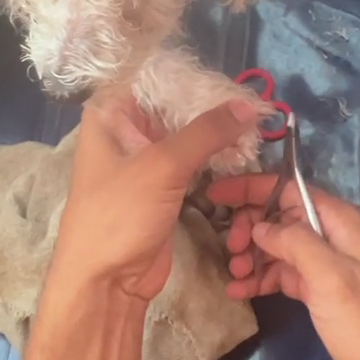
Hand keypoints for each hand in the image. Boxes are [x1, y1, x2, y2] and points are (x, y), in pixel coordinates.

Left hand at [50, 90, 257, 302]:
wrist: (106, 282)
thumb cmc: (120, 214)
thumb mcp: (163, 165)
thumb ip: (207, 131)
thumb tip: (248, 106)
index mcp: (109, 114)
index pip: (153, 77)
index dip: (192, 77)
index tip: (231, 81)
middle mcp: (123, 129)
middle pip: (172, 104)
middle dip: (210, 104)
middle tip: (252, 104)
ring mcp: (142, 158)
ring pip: (184, 132)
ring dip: (215, 131)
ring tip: (254, 125)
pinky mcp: (161, 185)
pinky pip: (190, 158)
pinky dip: (213, 154)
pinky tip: (241, 149)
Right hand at [206, 176, 359, 359]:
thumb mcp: (331, 280)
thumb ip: (295, 242)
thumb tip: (260, 225)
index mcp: (341, 223)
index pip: (288, 188)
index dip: (250, 188)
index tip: (214, 195)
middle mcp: (334, 237)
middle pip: (281, 216)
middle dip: (250, 226)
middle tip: (230, 250)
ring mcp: (328, 267)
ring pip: (280, 247)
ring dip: (253, 255)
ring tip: (233, 275)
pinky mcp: (323, 294)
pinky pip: (285, 275)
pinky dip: (262, 279)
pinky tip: (239, 291)